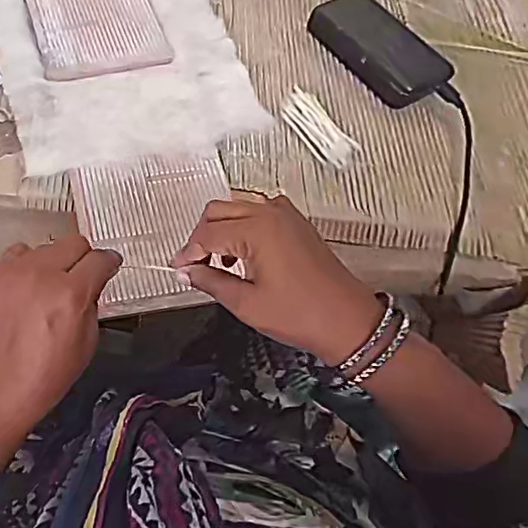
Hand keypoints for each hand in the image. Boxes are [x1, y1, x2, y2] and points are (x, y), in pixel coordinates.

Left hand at [0, 235, 121, 430]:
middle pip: (74, 243)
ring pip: (45, 246)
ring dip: (53, 262)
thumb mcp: (87, 341)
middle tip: (82, 278)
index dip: (108, 264)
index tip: (108, 267)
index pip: (100, 258)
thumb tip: (92, 284)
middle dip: (83, 259)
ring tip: (50, 287)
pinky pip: (17, 256)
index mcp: (70, 293)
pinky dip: (26, 266)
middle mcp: (39, 275)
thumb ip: (92, 303)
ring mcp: (12, 273)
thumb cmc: (42, 374)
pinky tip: (28, 288)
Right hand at [172, 194, 384, 363]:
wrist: (346, 321)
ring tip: (216, 261)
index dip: (188, 253)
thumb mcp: (245, 303)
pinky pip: (259, 211)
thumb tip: (189, 272)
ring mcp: (286, 217)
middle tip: (193, 264)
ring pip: (237, 206)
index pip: (206, 234)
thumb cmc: (305, 313)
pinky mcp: (296, 224)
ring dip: (220, 228)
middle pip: (218, 211)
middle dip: (200, 236)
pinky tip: (240, 253)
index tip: (180, 268)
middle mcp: (272, 215)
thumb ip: (210, 281)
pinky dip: (242, 226)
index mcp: (257, 231)